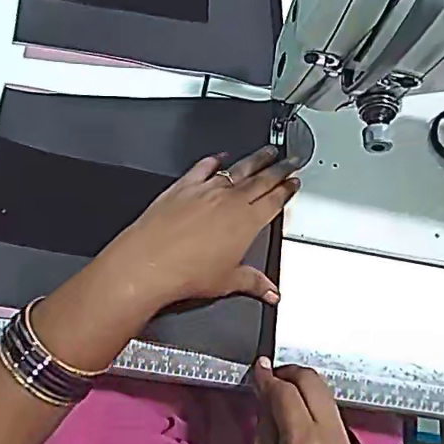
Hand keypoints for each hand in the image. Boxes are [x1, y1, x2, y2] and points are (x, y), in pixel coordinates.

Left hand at [85, 145, 299, 317]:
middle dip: (279, 168)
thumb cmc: (186, 272)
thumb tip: (269, 291)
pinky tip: (219, 157)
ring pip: (238, 168)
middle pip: (262, 179)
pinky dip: (214, 160)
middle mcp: (230, 200)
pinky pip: (203, 167)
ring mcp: (206, 190)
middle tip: (290, 160)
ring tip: (266, 152)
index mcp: (247, 221)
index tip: (293, 182)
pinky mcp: (183, 186)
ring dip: (255, 159)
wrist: (149, 262)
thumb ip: (253, 282)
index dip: (287, 189)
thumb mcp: (227, 281)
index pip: (275, 200)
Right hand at [246, 361, 356, 443]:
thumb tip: (262, 400)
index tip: (254, 369)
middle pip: (313, 381)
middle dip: (288, 374)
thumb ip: (261, 431)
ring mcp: (344, 440)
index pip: (285, 392)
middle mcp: (330, 435)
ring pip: (325, 392)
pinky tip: (294, 412)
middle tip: (267, 380)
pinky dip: (312, 401)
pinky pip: (330, 410)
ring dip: (302, 386)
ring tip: (278, 395)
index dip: (266, 377)